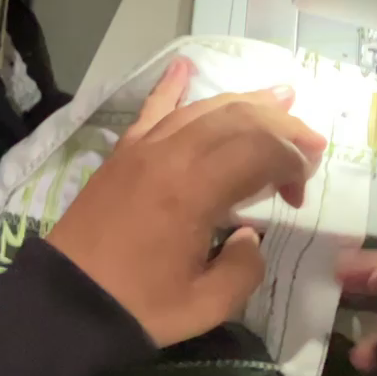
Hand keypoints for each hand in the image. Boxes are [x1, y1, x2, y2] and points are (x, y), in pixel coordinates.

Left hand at [48, 56, 326, 346]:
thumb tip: (249, 235)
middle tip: (311, 143)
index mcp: (195, 191)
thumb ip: (244, 267)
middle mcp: (171, 155)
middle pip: (237, 119)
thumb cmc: (139, 307)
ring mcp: (143, 149)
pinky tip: (186, 68)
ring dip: (245, 102)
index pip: (259, 151)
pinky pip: (152, 111)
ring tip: (280, 99)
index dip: (292, 163)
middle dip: (282, 127)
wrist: (66, 303)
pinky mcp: (122, 155)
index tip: (301, 194)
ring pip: (202, 109)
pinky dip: (173, 88)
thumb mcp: (208, 304)